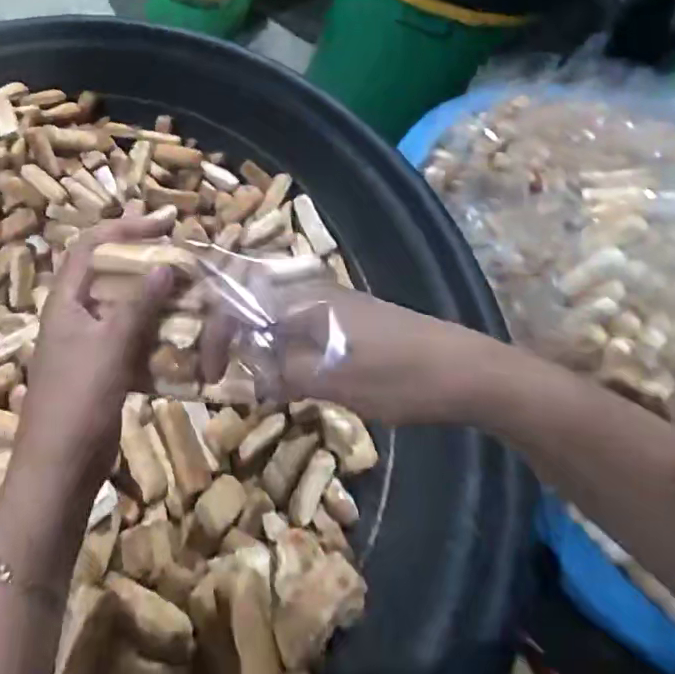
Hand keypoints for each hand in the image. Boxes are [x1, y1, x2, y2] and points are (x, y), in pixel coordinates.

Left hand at [15, 214, 178, 480]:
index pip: (92, 245)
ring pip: (125, 305)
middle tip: (182, 249)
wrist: (59, 471)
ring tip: (190, 287)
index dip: (126, 227)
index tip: (165, 221)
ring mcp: (89, 343)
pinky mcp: (103, 369)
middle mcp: (75, 314)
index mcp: (66, 300)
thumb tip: (165, 265)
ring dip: (155, 295)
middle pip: (110, 271)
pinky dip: (156, 331)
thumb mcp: (110, 347)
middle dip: (145, 257)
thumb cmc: (78, 401)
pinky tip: (183, 334)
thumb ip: (138, 305)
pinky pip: (132, 338)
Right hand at [198, 273, 487, 425]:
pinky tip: (288, 374)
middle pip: (250, 301)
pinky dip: (280, 346)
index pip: (235, 304)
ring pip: (274, 314)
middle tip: (219, 372)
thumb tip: (246, 379)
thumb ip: (280, 375)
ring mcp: (333, 302)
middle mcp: (311, 290)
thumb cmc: (396, 375)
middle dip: (227, 334)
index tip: (208, 378)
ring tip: (249, 378)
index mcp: (301, 298)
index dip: (213, 337)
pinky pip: (298, 325)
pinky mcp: (349, 319)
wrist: (466, 370)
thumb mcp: (332, 382)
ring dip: (254, 342)